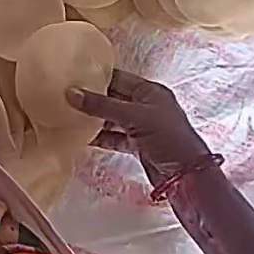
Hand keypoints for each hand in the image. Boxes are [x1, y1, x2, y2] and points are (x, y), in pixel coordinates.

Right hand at [71, 70, 213, 181]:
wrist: (188, 179)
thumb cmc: (168, 138)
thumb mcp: (135, 117)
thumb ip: (102, 106)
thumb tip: (71, 93)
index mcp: (150, 91)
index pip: (118, 78)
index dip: (96, 76)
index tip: (72, 75)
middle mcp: (146, 106)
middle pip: (113, 98)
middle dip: (91, 98)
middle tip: (64, 95)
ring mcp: (141, 127)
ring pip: (112, 119)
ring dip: (93, 119)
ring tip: (67, 114)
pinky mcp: (138, 145)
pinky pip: (114, 136)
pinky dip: (100, 137)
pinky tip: (81, 136)